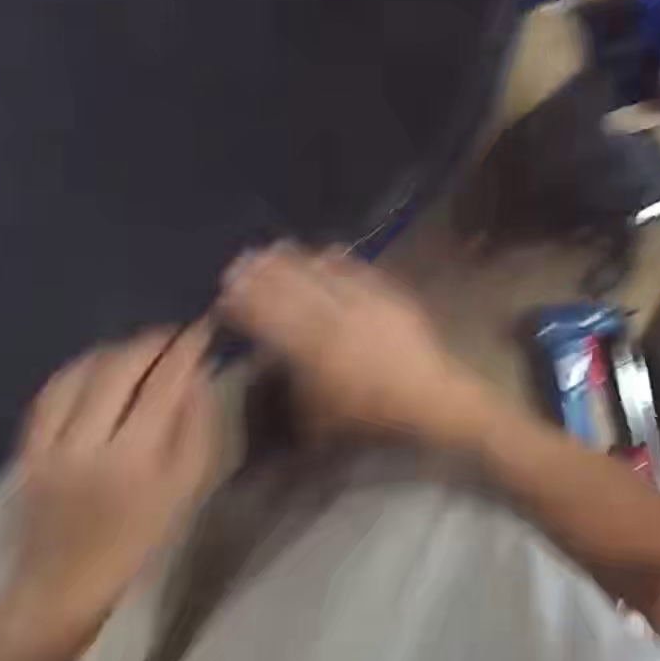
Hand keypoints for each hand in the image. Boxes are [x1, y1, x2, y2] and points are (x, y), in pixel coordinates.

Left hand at [2, 323, 221, 644]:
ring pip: (79, 376)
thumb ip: (196, 425)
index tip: (203, 328)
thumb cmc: (141, 536)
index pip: (164, 385)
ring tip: (140, 346)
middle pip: (118, 371)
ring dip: (114, 351)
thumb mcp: (187, 485)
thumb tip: (197, 373)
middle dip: (150, 343)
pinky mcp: (25, 453)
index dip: (185, 349)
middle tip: (174, 332)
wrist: (65, 587)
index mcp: (134, 459)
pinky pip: (48, 395)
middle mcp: (86, 446)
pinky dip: (75, 370)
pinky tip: (97, 363)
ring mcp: (48, 449)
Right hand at [217, 244, 490, 446]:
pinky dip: (342, 260)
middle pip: (294, 292)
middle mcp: (337, 321)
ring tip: (276, 247)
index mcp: (316, 352)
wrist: (431, 396)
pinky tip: (327, 249)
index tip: (228, 288)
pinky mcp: (390, 296)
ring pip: (324, 276)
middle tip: (243, 258)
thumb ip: (295, 383)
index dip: (248, 302)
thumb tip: (275, 359)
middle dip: (265, 274)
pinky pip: (361, 273)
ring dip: (297, 261)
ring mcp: (366, 304)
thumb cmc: (374, 414)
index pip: (273, 320)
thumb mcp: (323, 413)